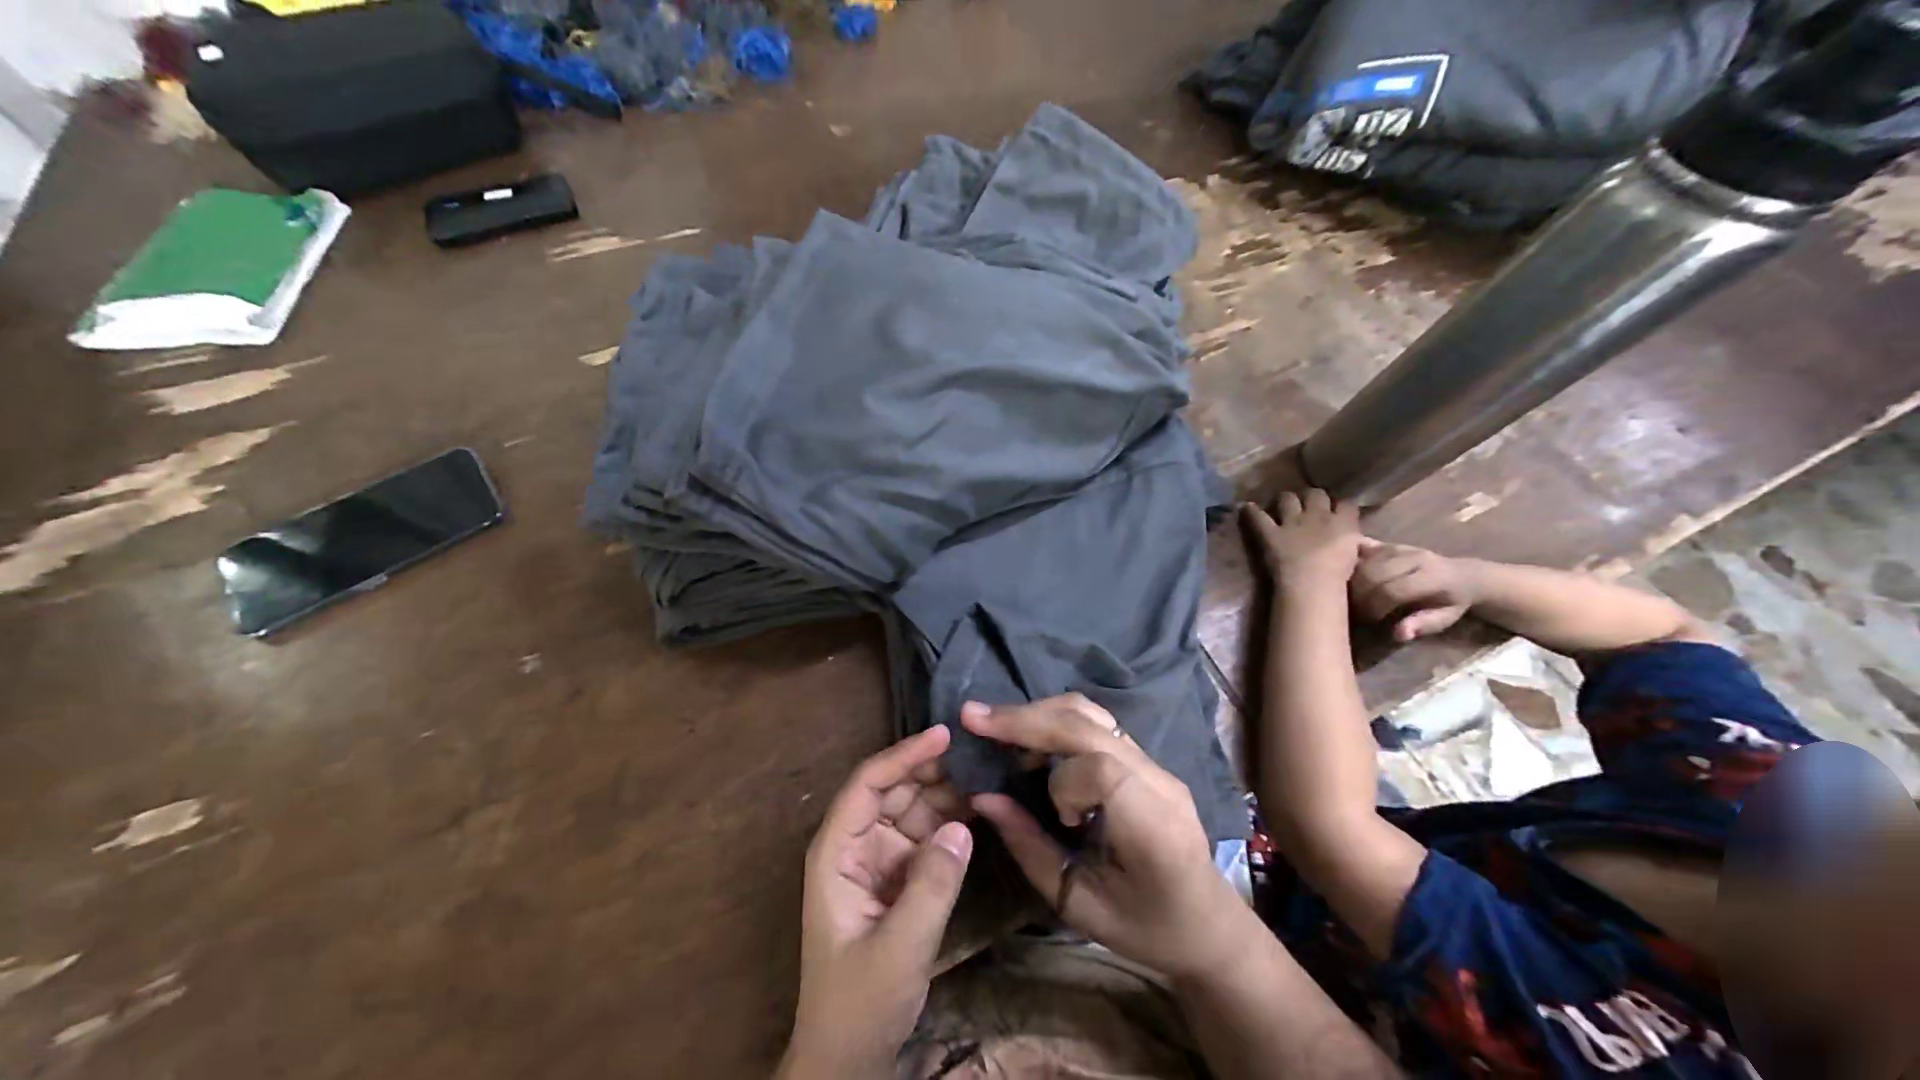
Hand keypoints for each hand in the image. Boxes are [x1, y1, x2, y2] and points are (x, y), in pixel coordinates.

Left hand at [780, 726, 972, 1079]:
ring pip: (912, 809)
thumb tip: (962, 824)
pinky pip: (925, 837)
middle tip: (979, 756)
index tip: (945, 734)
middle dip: (931, 770)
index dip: (904, 755)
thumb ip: (931, 886)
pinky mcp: (899, 879)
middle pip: (892, 790)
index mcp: (836, 852)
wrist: (849, 1056)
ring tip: (986, 778)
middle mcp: (855, 846)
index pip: (867, 785)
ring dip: (945, 793)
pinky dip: (950, 823)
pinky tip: (979, 811)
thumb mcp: (899, 948)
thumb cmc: (859, 1002)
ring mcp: (878, 861)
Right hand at [963, 695, 1250, 981]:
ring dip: (1040, 713)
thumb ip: (1031, 848)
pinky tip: (1031, 738)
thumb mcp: (1080, 905)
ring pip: (1093, 713)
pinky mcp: (1148, 760)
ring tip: (997, 727)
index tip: (1060, 818)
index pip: (1102, 769)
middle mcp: (1159, 781)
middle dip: (1026, 718)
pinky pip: (1099, 725)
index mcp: (1153, 826)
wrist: (1208, 924)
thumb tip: (983, 798)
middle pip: (1089, 724)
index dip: (1064, 782)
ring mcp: (1157, 765)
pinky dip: (1056, 722)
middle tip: (973, 718)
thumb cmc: (1146, 928)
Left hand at [1243, 490, 1362, 586]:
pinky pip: (1258, 517)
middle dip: (1313, 496)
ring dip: (1285, 499)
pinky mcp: (1270, 532)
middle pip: (1316, 494)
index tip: (1341, 509)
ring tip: (1283, 503)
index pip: (1347, 503)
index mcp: (1342, 522)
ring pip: (1287, 498)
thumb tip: (1364, 541)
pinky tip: (1246, 507)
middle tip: (1310, 504)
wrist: (1312, 580)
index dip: (1343, 505)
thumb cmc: (1339, 573)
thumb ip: (1358, 542)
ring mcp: (1291, 522)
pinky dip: (1251, 512)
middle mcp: (1316, 515)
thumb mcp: (1356, 554)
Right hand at [1351, 540, 1480, 641]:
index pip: (1391, 590)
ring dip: (1350, 579)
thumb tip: (1399, 634)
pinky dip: (1349, 560)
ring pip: (1364, 560)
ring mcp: (1400, 547)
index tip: (1369, 619)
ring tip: (1348, 595)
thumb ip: (1423, 625)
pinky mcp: (1389, 543)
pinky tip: (1343, 572)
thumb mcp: (1445, 618)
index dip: (1374, 607)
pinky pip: (1362, 548)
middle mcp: (1415, 557)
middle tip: (1354, 609)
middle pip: (1372, 573)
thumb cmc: (1452, 602)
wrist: (1464, 575)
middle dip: (1357, 594)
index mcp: (1432, 577)